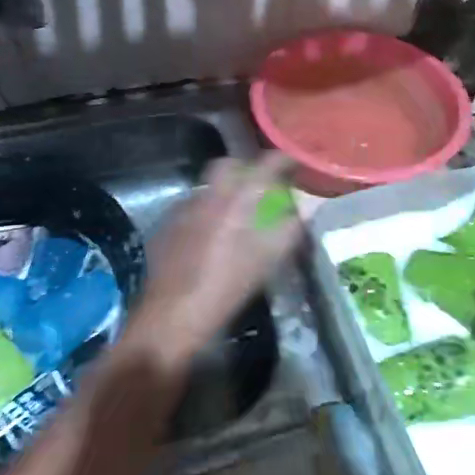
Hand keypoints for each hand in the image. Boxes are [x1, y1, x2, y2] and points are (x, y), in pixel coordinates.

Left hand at [129, 152, 301, 364]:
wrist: (173, 314)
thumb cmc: (229, 286)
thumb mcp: (269, 259)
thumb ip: (291, 227)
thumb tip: (308, 207)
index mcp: (236, 199)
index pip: (264, 165)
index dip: (282, 159)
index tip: (294, 163)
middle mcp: (207, 195)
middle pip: (227, 165)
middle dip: (246, 169)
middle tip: (261, 185)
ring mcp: (183, 209)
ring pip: (207, 187)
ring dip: (225, 191)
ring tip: (238, 214)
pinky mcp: (166, 226)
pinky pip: (192, 207)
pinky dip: (207, 211)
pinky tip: (211, 235)